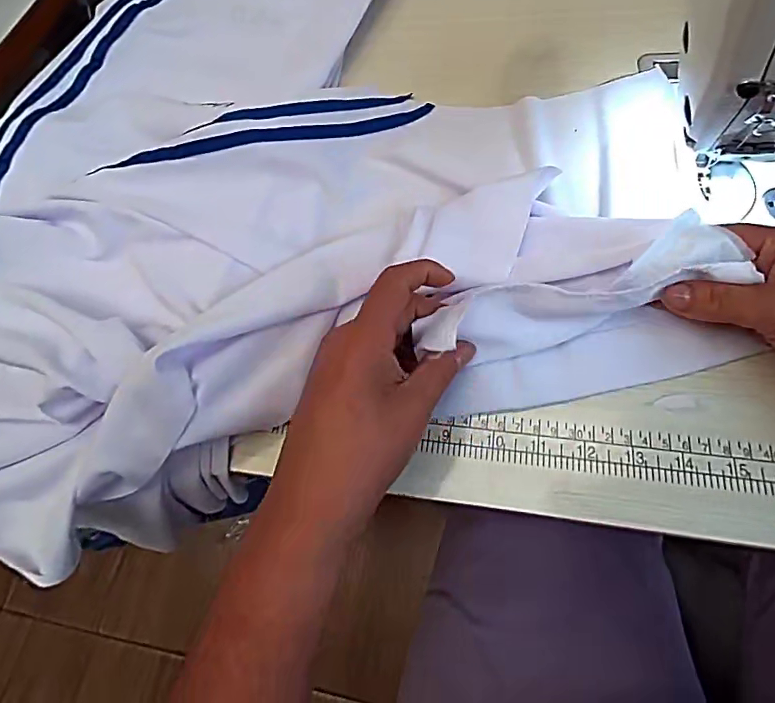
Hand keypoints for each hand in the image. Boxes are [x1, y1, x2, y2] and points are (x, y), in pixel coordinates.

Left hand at [268, 260, 474, 541]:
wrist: (311, 502)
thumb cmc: (366, 451)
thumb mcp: (412, 408)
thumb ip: (441, 369)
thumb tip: (462, 346)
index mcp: (362, 336)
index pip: (393, 282)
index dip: (425, 273)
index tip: (454, 284)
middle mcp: (342, 339)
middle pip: (387, 307)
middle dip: (425, 311)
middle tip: (457, 332)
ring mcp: (331, 360)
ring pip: (376, 330)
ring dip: (410, 336)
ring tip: (438, 362)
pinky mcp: (328, 380)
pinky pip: (363, 350)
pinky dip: (392, 353)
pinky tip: (411, 380)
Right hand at [658, 225, 774, 421]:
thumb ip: (719, 299)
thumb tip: (675, 292)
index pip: (721, 237)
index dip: (684, 250)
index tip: (653, 267)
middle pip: (723, 263)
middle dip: (691, 277)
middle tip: (657, 290)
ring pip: (731, 290)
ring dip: (706, 300)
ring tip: (676, 308)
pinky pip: (742, 312)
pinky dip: (721, 318)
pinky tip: (704, 326)